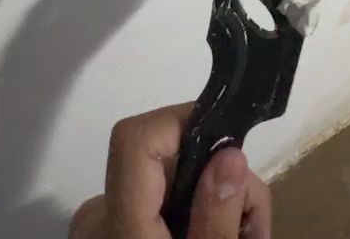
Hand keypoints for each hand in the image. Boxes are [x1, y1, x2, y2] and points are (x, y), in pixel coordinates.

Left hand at [70, 103, 272, 238]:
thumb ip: (217, 220)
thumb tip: (232, 156)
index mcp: (117, 224)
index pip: (137, 137)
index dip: (185, 122)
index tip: (230, 147)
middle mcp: (98, 214)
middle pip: (167, 158)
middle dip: (218, 177)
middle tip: (252, 225)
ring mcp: (100, 222)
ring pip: (166, 179)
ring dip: (209, 201)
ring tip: (244, 235)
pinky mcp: (109, 229)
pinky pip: (152, 200)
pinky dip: (186, 213)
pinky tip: (210, 236)